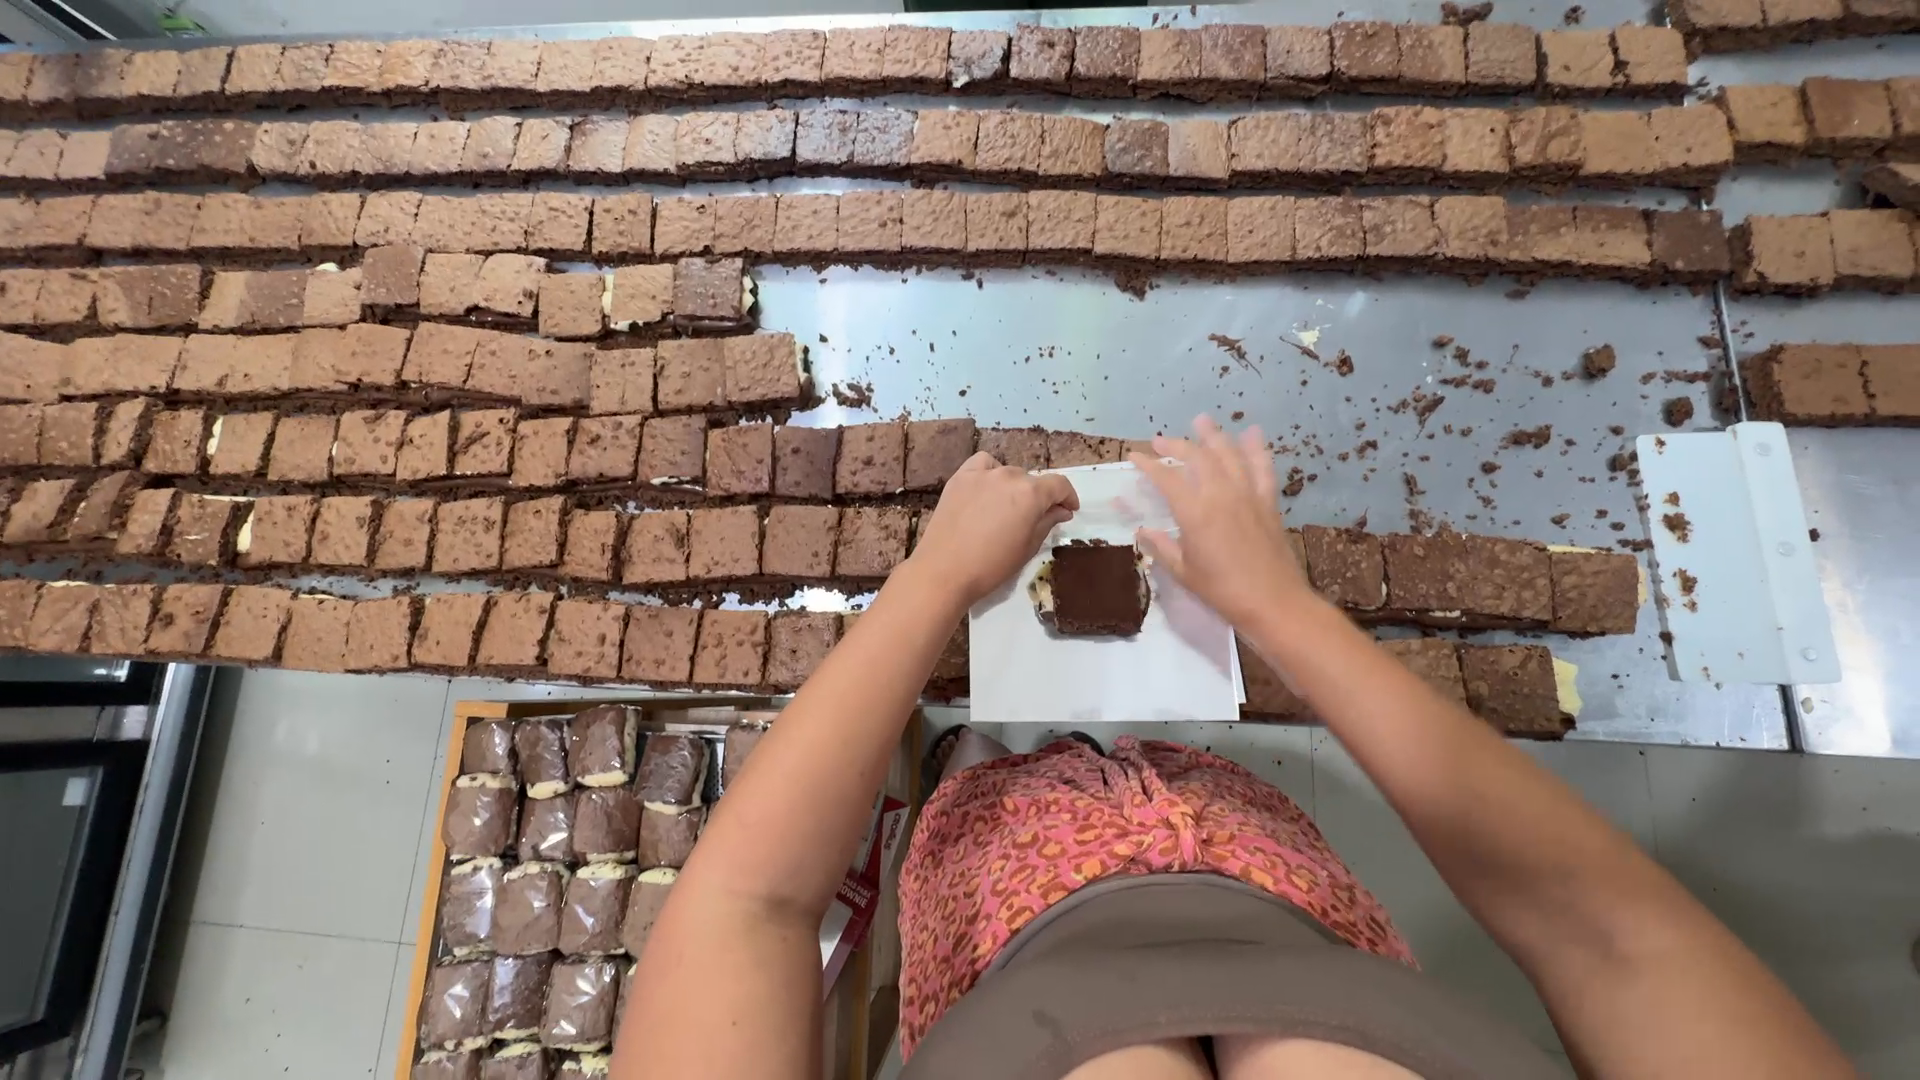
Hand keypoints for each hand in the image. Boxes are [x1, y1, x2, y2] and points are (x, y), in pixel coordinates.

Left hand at [909, 452, 1078, 608]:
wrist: (944, 571)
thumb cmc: (991, 566)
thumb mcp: (1028, 547)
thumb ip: (1047, 522)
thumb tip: (1061, 510)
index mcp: (1031, 494)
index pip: (1059, 485)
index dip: (1068, 497)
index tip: (1069, 510)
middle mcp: (1009, 476)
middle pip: (1032, 481)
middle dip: (1038, 497)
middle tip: (1033, 519)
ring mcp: (982, 474)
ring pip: (1008, 473)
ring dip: (1014, 487)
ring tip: (1006, 509)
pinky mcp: (960, 478)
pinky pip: (982, 465)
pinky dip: (990, 472)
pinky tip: (987, 489)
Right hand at [1132, 416, 1315, 629]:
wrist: (1273, 602)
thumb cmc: (1222, 591)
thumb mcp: (1183, 572)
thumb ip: (1162, 547)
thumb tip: (1143, 530)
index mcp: (1195, 513)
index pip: (1167, 479)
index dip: (1148, 465)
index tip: (1135, 456)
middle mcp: (1221, 495)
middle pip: (1198, 458)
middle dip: (1177, 445)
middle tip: (1161, 439)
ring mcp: (1248, 495)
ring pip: (1229, 455)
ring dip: (1214, 436)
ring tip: (1202, 421)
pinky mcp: (1268, 502)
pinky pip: (1261, 468)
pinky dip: (1256, 449)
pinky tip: (1252, 433)